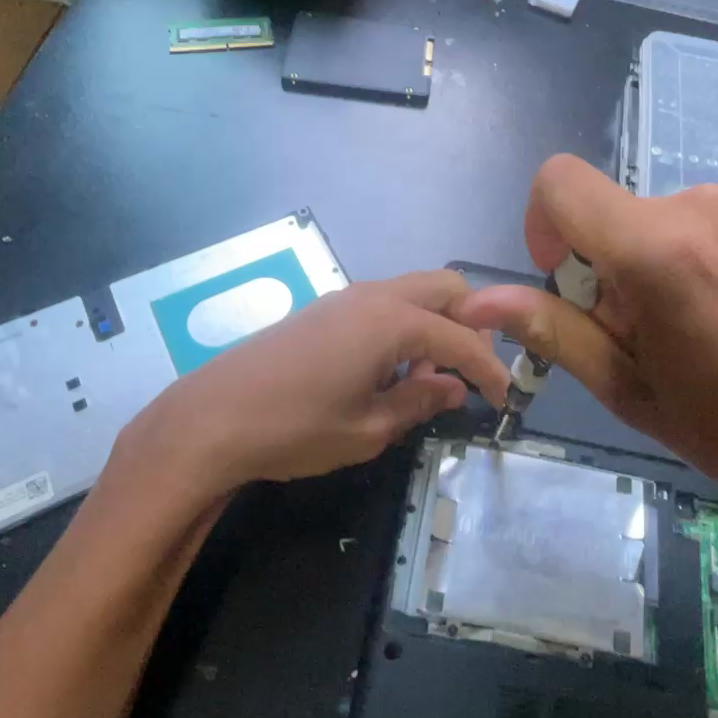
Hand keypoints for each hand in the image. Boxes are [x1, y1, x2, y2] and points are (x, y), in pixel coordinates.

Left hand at [113, 271, 510, 500]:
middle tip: (470, 373)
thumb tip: (453, 388)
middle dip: (471, 325)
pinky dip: (405, 327)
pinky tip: (390, 372)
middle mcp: (374, 295)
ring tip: (427, 381)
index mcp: (392, 321)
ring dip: (436, 325)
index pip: (462, 338)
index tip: (505, 399)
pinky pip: (384, 304)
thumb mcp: (368, 429)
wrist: (212, 418)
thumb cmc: (295, 429)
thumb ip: (420, 402)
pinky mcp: (325, 310)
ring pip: (413, 292)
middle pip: (445, 288)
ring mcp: (345, 297)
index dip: (489, 368)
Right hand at [456, 155, 717, 569]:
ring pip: (658, 219)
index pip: (557, 182)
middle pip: (610, 211)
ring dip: (652, 266)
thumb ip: (554, 331)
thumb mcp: (634, 392)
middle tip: (647, 342)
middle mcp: (700, 204)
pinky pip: (707, 222)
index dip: (542, 227)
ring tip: (701, 338)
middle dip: (605, 267)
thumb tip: (478, 301)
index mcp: (655, 249)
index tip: (570, 287)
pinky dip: (696, 259)